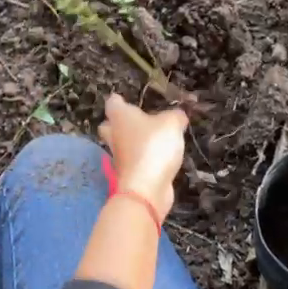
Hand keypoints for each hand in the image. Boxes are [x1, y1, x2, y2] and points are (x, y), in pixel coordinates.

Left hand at [96, 94, 186, 221]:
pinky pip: (133, 162)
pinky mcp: (127, 175)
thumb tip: (178, 116)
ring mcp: (119, 158)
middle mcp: (114, 136)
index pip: (113, 103)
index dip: (119, 100)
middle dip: (118, 124)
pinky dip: (142, 160)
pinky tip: (157, 159)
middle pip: (109, 126)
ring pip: (121, 145)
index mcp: (120, 117)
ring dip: (132, 143)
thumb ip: (176, 116)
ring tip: (151, 140)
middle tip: (134, 121)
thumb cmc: (153, 146)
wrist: (145, 188)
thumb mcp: (172, 124)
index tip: (124, 99)